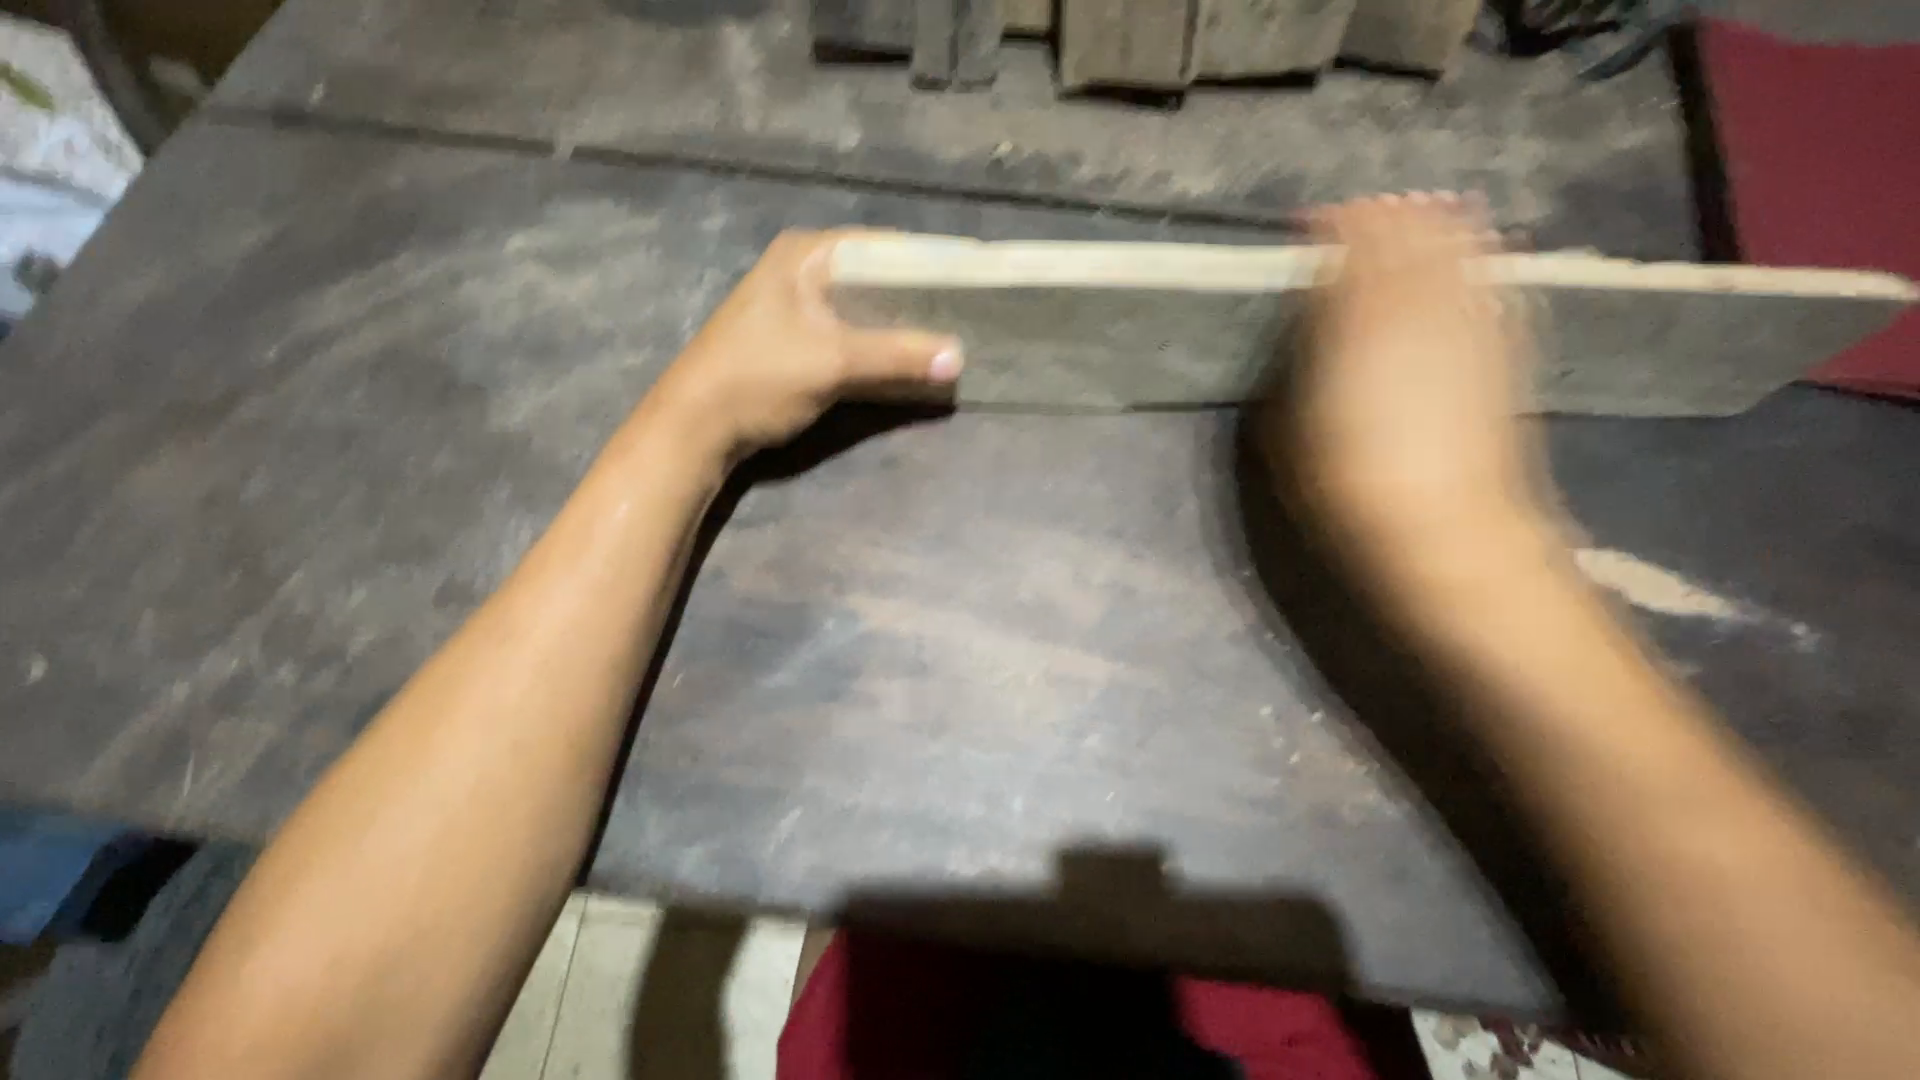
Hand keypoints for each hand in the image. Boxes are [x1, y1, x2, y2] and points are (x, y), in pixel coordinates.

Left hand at [649, 229, 962, 460]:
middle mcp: (803, 271)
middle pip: (877, 278)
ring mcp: (798, 308)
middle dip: (921, 299)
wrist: (695, 426)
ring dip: (902, 328)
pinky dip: (880, 348)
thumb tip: (959, 358)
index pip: (884, 246)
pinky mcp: (798, 343)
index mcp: (807, 255)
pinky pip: (853, 336)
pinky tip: (910, 363)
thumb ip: (897, 355)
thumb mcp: (833, 362)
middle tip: (970, 315)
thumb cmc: (759, 378)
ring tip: (951, 339)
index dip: (930, 263)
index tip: (974, 279)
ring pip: (866, 310)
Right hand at [1272, 195, 1554, 562]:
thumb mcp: (1287, 424)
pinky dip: (1474, 261)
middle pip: (1410, 231)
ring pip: (1457, 246)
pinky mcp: (1505, 345)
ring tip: (1417, 222)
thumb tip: (1308, 313)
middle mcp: (1421, 304)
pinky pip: (1489, 282)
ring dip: (1434, 227)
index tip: (1312, 225)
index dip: (1334, 224)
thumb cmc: (1344, 481)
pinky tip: (1469, 261)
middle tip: (1362, 220)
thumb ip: (1299, 355)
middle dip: (1386, 217)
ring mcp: (1470, 321)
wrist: (1443, 525)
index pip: (1352, 241)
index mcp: (1359, 318)